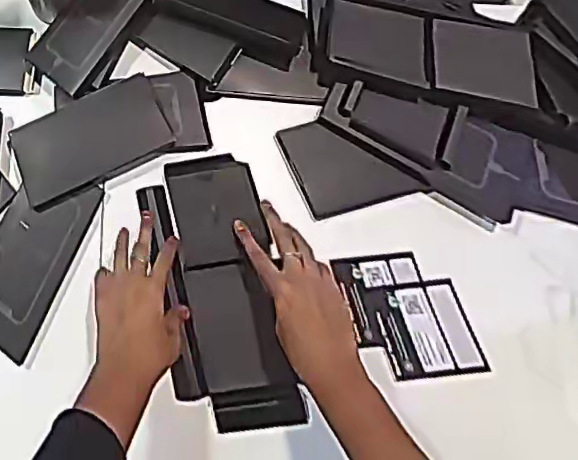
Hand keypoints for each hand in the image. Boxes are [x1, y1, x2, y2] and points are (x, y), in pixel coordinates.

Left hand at [75, 214, 185, 447]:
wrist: (122, 367)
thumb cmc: (146, 357)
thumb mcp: (172, 340)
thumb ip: (176, 321)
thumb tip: (181, 312)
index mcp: (154, 290)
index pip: (164, 260)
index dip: (169, 247)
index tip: (171, 238)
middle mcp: (133, 283)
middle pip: (140, 249)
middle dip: (144, 230)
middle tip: (146, 217)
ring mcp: (115, 287)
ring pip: (119, 256)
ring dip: (121, 241)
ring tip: (123, 230)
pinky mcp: (101, 296)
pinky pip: (102, 276)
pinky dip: (105, 270)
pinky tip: (105, 266)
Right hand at [235, 201, 367, 398]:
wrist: (336, 370)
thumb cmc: (306, 356)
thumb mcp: (279, 325)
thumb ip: (279, 300)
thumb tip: (283, 293)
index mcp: (281, 288)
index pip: (259, 256)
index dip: (247, 238)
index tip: (240, 226)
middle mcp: (301, 279)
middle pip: (284, 239)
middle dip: (273, 220)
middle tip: (267, 207)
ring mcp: (321, 282)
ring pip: (305, 247)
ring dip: (294, 234)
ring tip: (287, 224)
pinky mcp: (336, 290)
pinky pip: (322, 266)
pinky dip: (314, 259)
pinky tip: (313, 259)